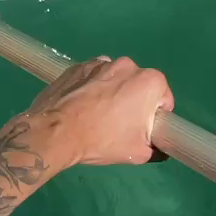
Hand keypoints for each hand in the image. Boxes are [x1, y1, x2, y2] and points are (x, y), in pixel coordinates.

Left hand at [7, 56, 173, 167]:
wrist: (54, 132)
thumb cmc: (101, 140)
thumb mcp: (139, 152)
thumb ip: (156, 147)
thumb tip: (159, 148)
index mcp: (149, 81)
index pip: (161, 99)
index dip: (154, 117)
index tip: (140, 129)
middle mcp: (126, 65)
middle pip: (136, 86)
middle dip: (131, 102)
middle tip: (117, 124)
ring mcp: (97, 63)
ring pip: (112, 79)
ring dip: (109, 92)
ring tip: (94, 114)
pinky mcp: (74, 67)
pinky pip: (89, 77)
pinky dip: (88, 87)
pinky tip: (79, 105)